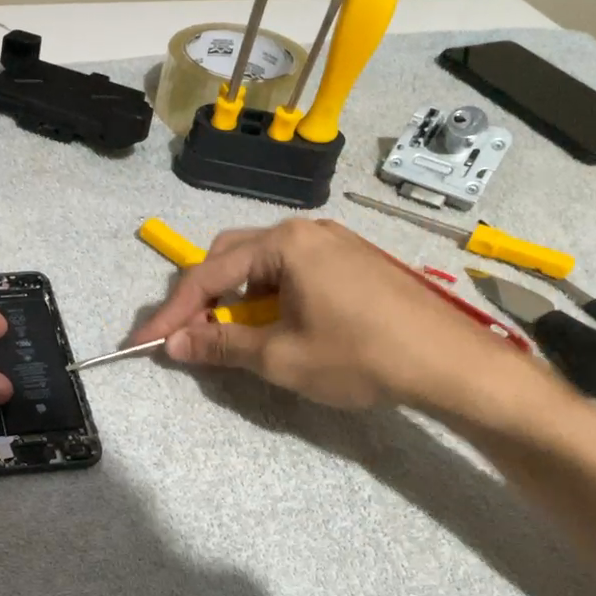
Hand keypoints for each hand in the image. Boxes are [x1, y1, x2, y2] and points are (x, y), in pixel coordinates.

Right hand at [130, 217, 531, 412]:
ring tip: (231, 338)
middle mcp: (306, 231)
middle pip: (230, 257)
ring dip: (235, 299)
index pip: (208, 276)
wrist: (451, 363)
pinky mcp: (351, 262)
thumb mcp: (280, 357)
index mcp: (284, 245)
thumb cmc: (360, 356)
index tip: (144, 343)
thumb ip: (219, 347)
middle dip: (202, 298)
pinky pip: (290, 271)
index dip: (171, 313)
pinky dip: (266, 297)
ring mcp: (332, 244)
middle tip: (189, 337)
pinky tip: (274, 328)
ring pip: (260, 264)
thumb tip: (173, 345)